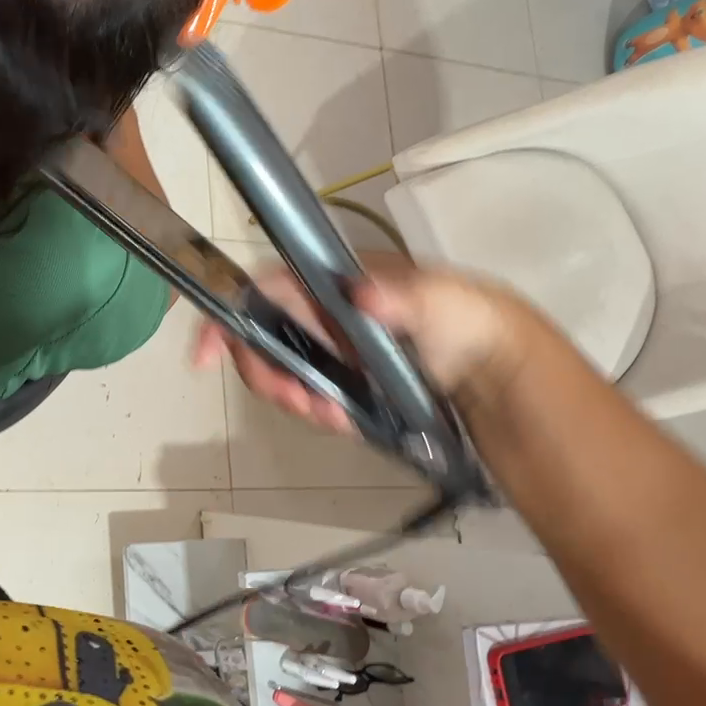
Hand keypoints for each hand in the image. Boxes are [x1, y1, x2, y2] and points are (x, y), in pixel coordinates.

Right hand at [195, 257, 537, 432]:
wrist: (502, 371)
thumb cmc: (470, 320)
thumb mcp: (442, 300)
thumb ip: (402, 296)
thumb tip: (361, 295)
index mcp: (327, 283)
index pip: (258, 292)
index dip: (223, 319)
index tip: (203, 357)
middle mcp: (315, 313)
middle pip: (256, 340)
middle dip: (266, 375)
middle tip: (300, 401)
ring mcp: (323, 349)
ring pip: (275, 372)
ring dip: (291, 398)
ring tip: (331, 416)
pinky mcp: (335, 382)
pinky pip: (303, 396)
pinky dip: (314, 412)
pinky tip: (342, 421)